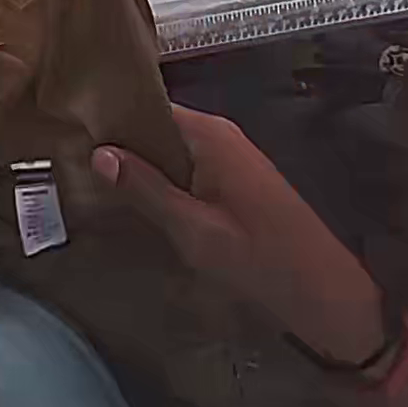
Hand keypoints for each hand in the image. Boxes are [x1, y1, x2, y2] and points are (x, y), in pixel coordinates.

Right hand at [93, 105, 387, 365]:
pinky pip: (187, 163)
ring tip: (100, 176)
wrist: (330, 299)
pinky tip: (140, 195)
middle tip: (81, 158)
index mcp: (209, 134)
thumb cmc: (260, 258)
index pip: (148, 106)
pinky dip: (163, 176)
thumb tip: (97, 151)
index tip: (77, 130)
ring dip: (143, 162)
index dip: (114, 117)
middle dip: (124, 143)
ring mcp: (229, 154)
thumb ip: (145, 188)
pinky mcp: (235, 176)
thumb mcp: (194, 229)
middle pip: (158, 125)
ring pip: (171, 147)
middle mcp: (219, 133)